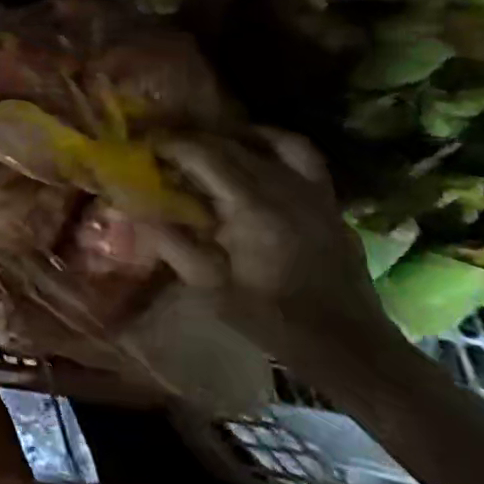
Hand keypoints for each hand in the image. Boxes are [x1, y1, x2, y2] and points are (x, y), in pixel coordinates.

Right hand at [149, 128, 392, 361]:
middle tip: (161, 149)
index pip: (203, 155)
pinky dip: (271, 144)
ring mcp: (313, 191)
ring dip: (231, 135)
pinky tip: (254, 154)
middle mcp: (285, 188)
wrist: (351, 348)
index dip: (169, 144)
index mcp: (253, 208)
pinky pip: (300, 154)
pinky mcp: (328, 201)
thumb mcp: (209, 287)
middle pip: (230, 144)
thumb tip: (132, 209)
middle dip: (190, 140)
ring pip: (267, 140)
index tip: (142, 146)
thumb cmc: (273, 320)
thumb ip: (169, 241)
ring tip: (206, 144)